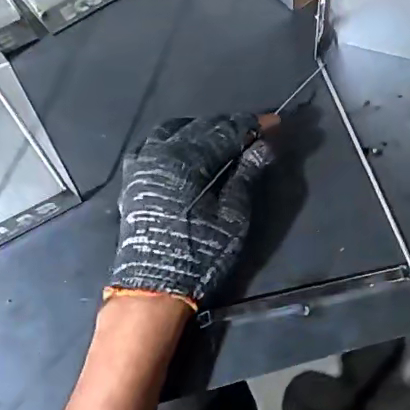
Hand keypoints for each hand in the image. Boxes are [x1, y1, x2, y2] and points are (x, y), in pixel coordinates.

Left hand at [108, 113, 275, 309]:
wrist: (155, 287)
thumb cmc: (199, 253)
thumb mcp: (233, 216)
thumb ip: (247, 175)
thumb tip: (264, 145)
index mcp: (186, 160)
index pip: (226, 131)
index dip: (253, 126)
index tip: (275, 122)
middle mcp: (160, 153)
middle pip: (201, 126)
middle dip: (230, 126)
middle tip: (256, 131)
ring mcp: (142, 165)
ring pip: (175, 130)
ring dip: (202, 129)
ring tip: (225, 138)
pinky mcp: (134, 179)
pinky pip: (154, 145)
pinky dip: (176, 140)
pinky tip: (189, 150)